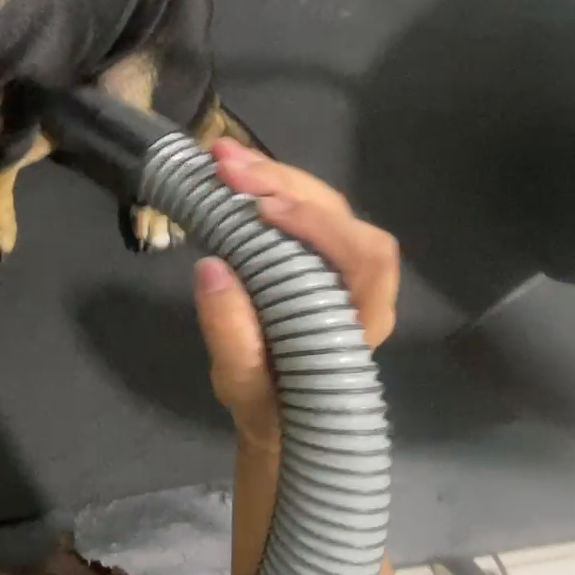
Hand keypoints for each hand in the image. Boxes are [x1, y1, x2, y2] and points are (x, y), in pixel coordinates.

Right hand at [192, 139, 399, 450]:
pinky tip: (230, 172)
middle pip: (340, 215)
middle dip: (283, 182)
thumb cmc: (266, 405)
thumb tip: (211, 266)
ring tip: (220, 157)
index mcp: (360, 318)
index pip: (364, 254)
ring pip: (319, 203)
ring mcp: (333, 266)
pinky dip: (264, 185)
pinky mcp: (306, 255)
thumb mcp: (241, 384)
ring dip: (271, 175)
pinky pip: (296, 210)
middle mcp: (358, 284)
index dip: (318, 223)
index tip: (260, 207)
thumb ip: (231, 334)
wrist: (277, 417)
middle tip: (224, 162)